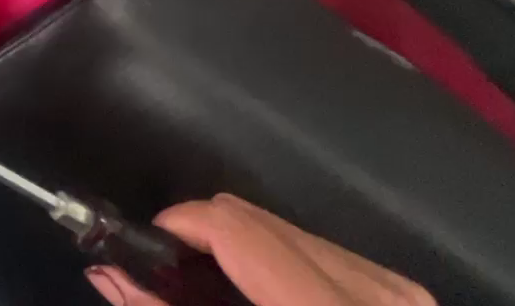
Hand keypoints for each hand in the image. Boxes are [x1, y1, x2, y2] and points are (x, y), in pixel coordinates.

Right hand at [87, 194, 432, 305]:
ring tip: (226, 292)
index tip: (145, 247)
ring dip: (240, 246)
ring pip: (284, 225)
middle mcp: (374, 295)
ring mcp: (401, 294)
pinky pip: (322, 248)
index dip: (176, 224)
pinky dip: (281, 259)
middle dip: (202, 236)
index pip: (234, 228)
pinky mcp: (410, 298)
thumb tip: (105, 273)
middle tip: (176, 276)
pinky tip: (274, 299)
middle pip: (252, 217)